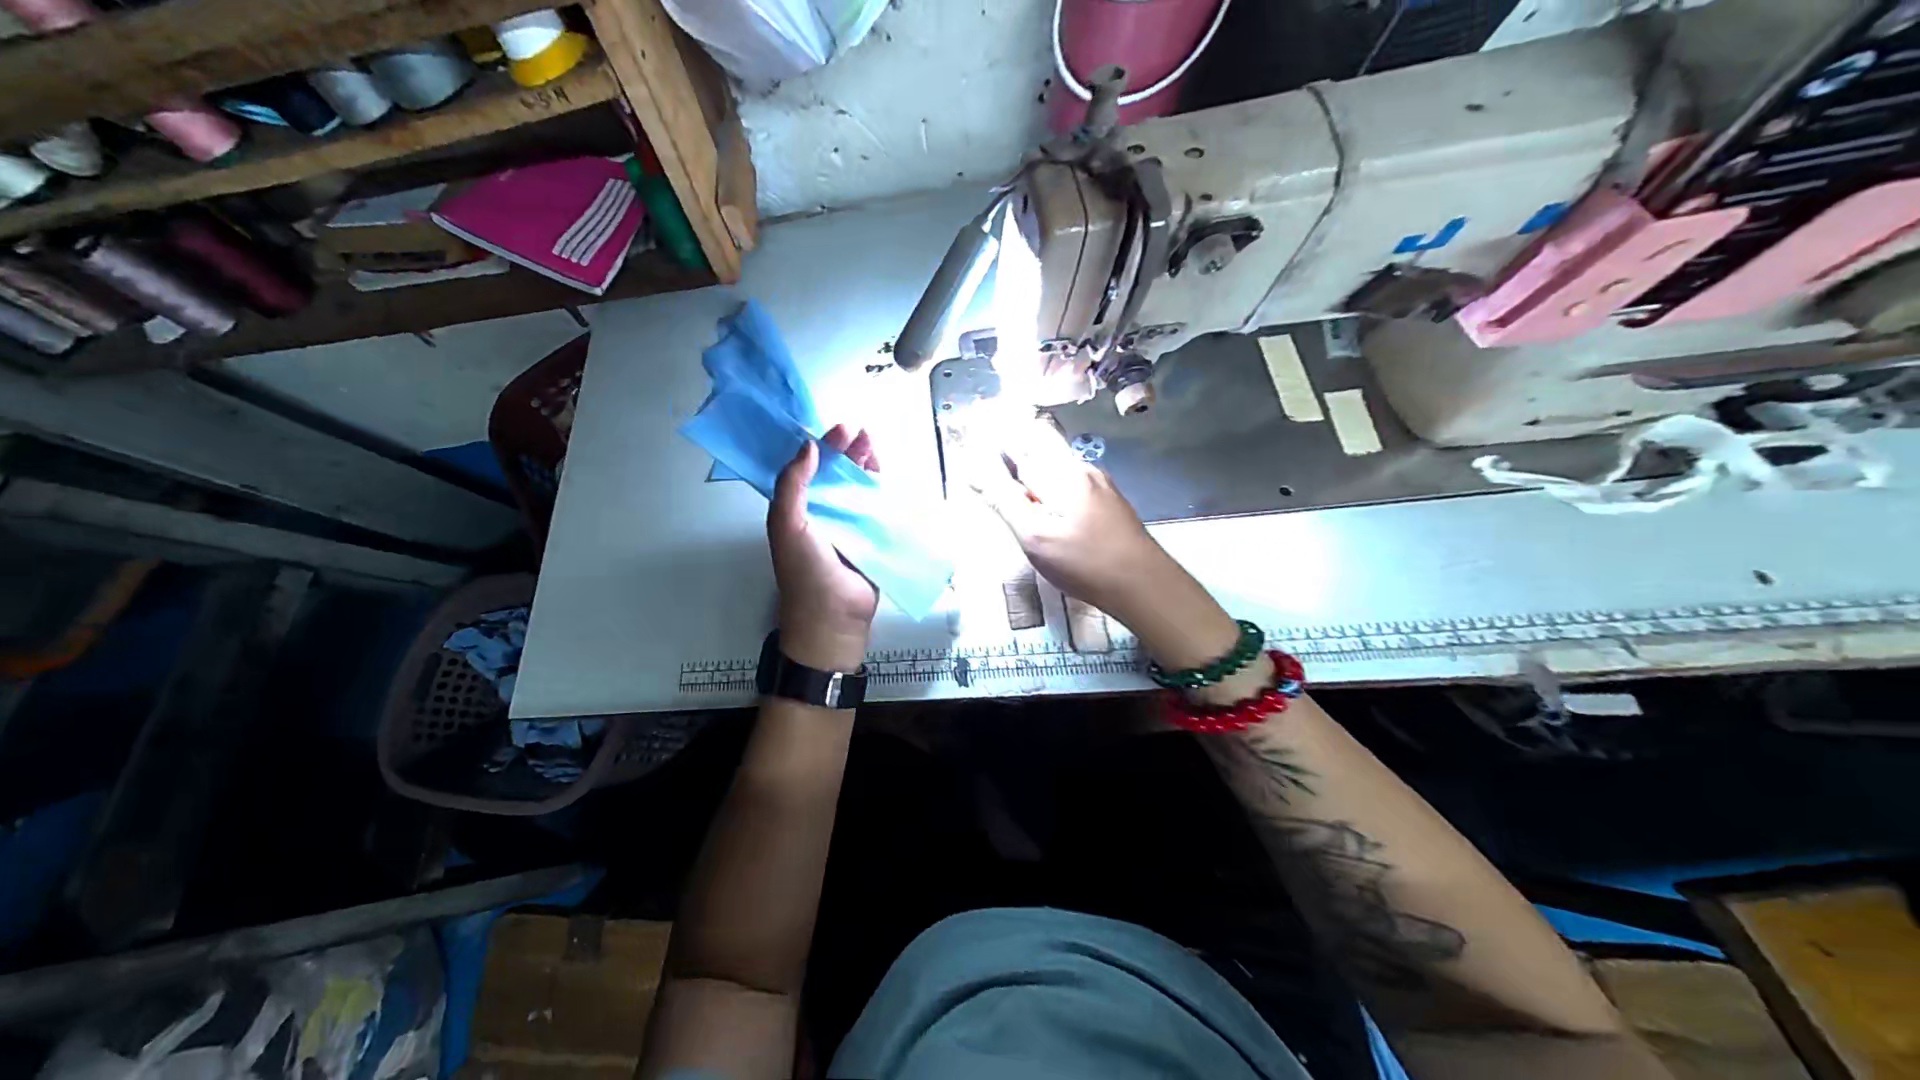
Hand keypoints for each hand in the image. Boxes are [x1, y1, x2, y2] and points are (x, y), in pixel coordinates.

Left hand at [769, 424, 880, 672]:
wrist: (834, 616)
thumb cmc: (805, 571)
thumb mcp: (787, 523)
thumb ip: (792, 484)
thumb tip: (809, 447)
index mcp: (795, 509)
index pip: (807, 469)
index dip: (820, 447)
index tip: (837, 430)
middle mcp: (819, 514)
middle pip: (833, 473)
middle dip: (846, 451)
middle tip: (859, 432)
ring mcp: (846, 525)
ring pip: (856, 486)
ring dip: (863, 464)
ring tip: (872, 444)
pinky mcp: (869, 537)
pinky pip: (875, 506)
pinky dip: (879, 488)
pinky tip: (883, 472)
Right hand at [967, 415, 1237, 668]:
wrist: (1145, 585)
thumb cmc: (1084, 562)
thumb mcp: (1034, 535)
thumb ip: (1003, 498)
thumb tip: (972, 466)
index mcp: (1060, 471)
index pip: (1018, 438)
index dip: (992, 436)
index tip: (970, 438)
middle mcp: (1081, 468)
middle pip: (1038, 448)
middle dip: (1012, 456)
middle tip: (988, 473)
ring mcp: (1098, 484)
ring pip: (1054, 468)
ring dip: (1031, 476)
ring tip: (1014, 500)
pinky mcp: (1108, 502)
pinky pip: (1069, 484)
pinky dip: (1050, 491)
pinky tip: (1047, 515)